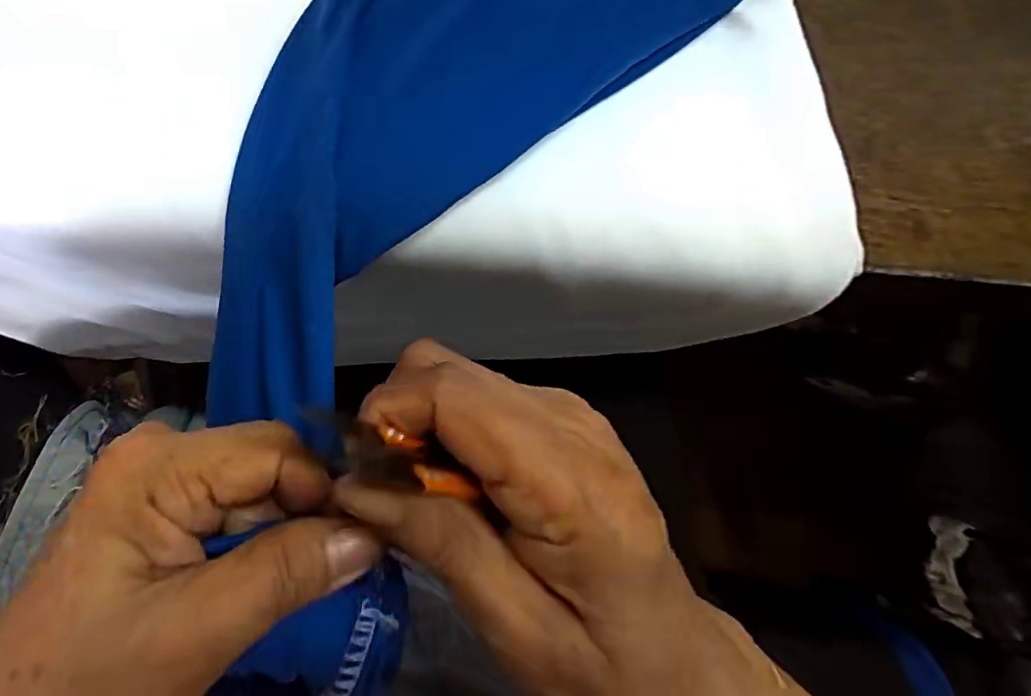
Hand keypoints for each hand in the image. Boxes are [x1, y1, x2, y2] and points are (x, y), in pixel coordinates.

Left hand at [0, 420, 382, 695]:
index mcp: (158, 463)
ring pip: (250, 482)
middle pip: (261, 459)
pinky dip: (258, 532)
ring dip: (287, 521)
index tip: (368, 533)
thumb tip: (370, 533)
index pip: (270, 448)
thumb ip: (284, 574)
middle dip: (307, 504)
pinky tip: (278, 565)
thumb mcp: (196, 633)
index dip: (322, 487)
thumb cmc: (93, 683)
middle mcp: (157, 449)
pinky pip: (226, 503)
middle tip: (354, 554)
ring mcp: (153, 476)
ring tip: (325, 563)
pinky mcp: (154, 505)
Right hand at [333, 340, 804, 695]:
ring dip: (420, 420)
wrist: (675, 653)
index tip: (360, 468)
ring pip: (456, 371)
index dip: (390, 411)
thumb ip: (439, 542)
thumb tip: (355, 486)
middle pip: (447, 366)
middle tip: (385, 485)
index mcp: (567, 478)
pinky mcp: (561, 411)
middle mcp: (568, 419)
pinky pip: (479, 390)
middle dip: (398, 414)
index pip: (453, 393)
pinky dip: (448, 424)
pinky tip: (457, 480)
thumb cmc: (601, 663)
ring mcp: (568, 407)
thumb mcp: (515, 629)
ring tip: (420, 490)